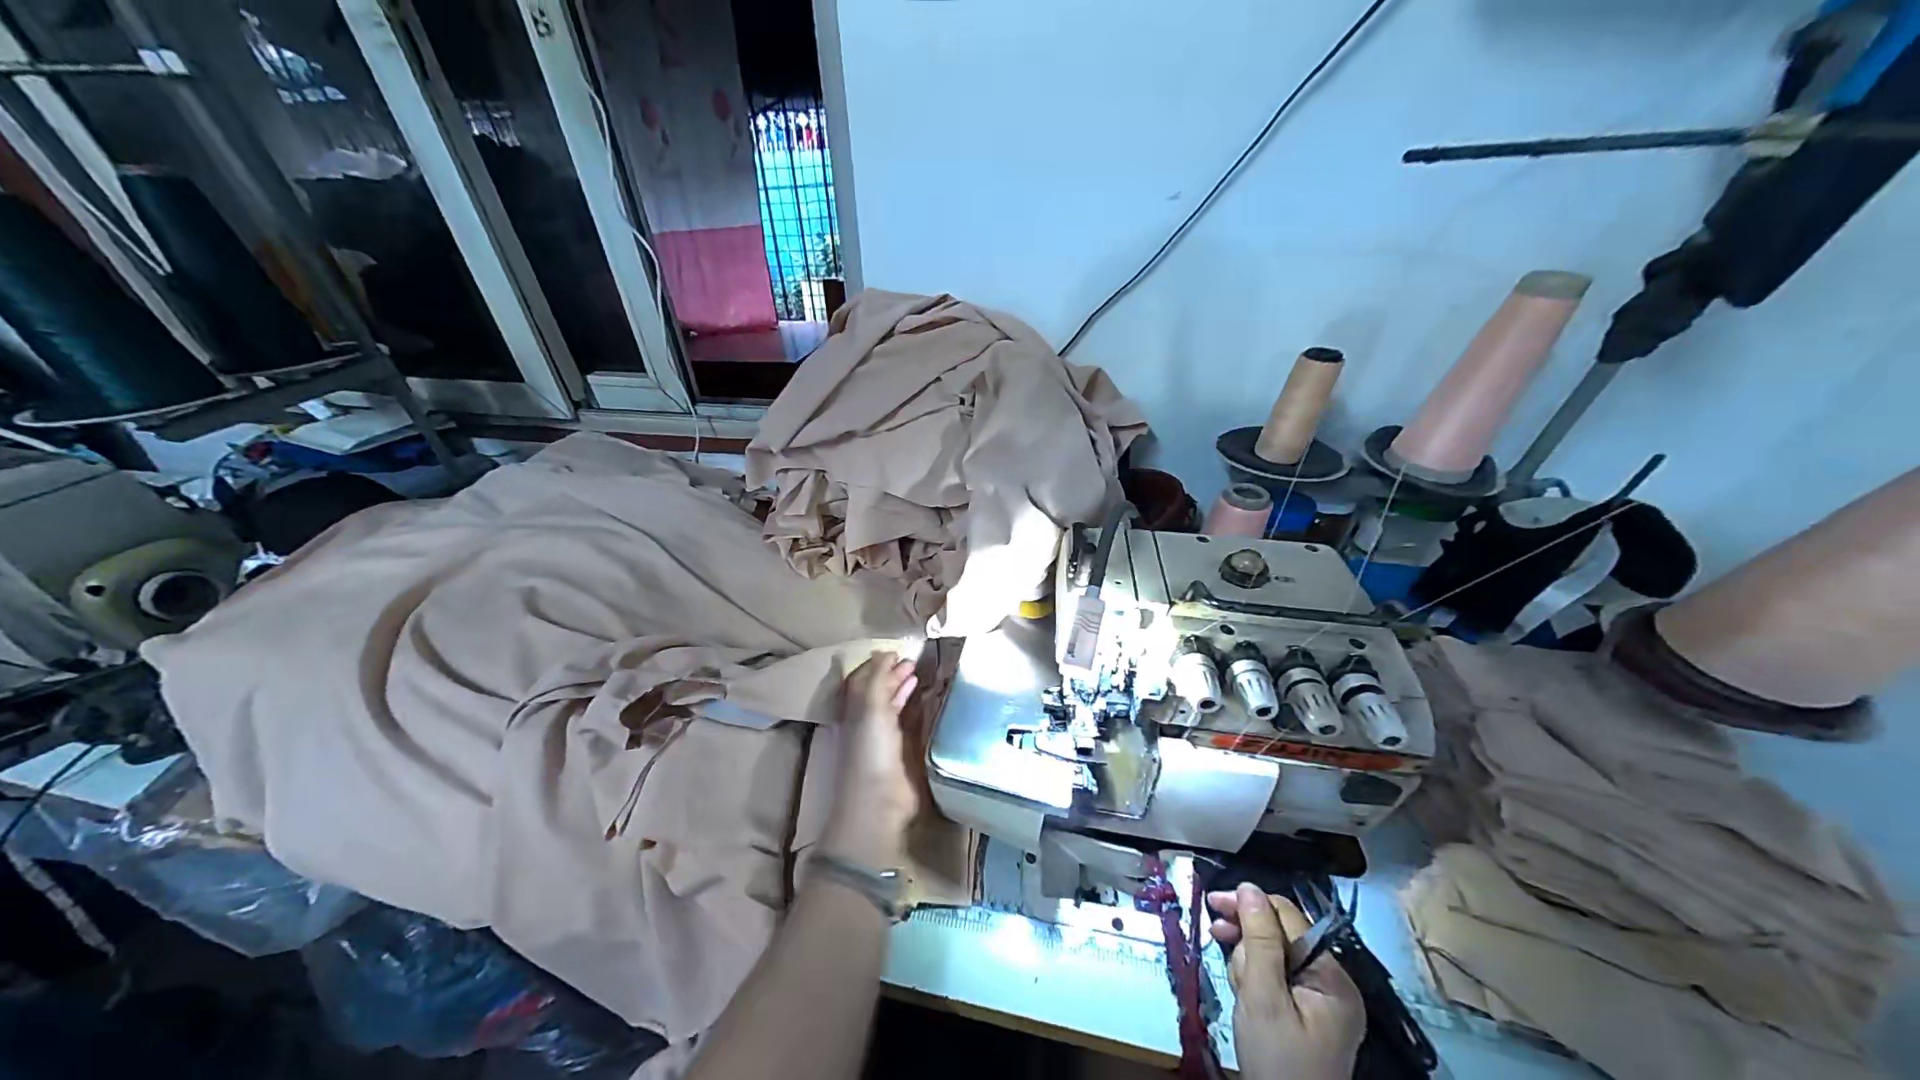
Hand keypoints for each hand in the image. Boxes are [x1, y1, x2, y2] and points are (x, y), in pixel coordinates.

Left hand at [822, 654, 918, 867]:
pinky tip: (926, 700)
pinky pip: (909, 723)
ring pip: (893, 706)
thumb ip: (879, 678)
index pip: (864, 679)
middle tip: (914, 661)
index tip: (897, 651)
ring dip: (904, 689)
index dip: (878, 664)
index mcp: (854, 709)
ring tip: (919, 675)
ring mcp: (885, 738)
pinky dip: (915, 708)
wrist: (879, 801)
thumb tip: (886, 653)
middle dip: (893, 674)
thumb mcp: (871, 707)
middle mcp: (867, 721)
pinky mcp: (903, 753)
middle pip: (879, 691)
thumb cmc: (870, 749)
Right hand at [1207, 885, 1364, 1079]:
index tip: (1214, 903)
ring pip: (1275, 955)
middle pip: (1283, 935)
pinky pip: (1277, 979)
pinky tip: (1244, 991)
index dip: (1251, 905)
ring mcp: (1321, 1002)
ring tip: (1238, 986)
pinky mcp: (1307, 1015)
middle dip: (1249, 937)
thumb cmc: (1277, 1062)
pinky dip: (1256, 979)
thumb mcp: (1263, 998)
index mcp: (1333, 979)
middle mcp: (1333, 984)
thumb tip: (1249, 888)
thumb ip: (1258, 940)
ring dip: (1249, 960)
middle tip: (1217, 936)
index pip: (1290, 918)